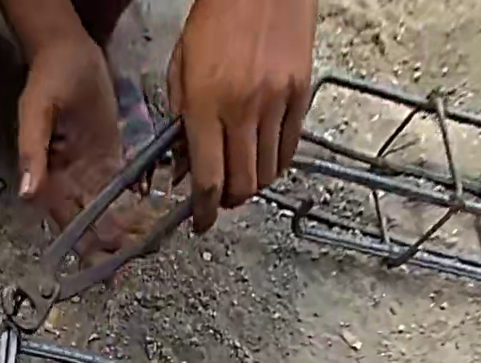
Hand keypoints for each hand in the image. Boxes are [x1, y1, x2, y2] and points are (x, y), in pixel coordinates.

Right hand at [17, 34, 139, 254]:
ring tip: (149, 245)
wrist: (69, 50)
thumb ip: (31, 152)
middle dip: (113, 248)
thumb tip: (26, 194)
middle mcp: (68, 188)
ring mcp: (88, 179)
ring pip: (108, 218)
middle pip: (91, 229)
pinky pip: (121, 198)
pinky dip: (134, 212)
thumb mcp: (36, 111)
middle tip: (137, 259)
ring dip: (127, 234)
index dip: (88, 249)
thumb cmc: (48, 76)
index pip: (69, 227)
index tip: (107, 268)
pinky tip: (151, 223)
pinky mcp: (106, 166)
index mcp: (49, 183)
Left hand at [167, 0, 315, 231]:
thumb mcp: (181, 70)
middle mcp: (243, 109)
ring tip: (241, 174)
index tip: (201, 223)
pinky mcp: (300, 95)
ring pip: (266, 175)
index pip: (208, 179)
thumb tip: (184, 171)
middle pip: (241, 185)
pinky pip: (288, 151)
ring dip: (252, 185)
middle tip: (220, 198)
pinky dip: (274, 164)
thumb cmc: (215, 19)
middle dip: (228, 201)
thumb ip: (180, 125)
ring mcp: (275, 103)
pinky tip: (262, 157)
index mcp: (206, 104)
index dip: (204, 211)